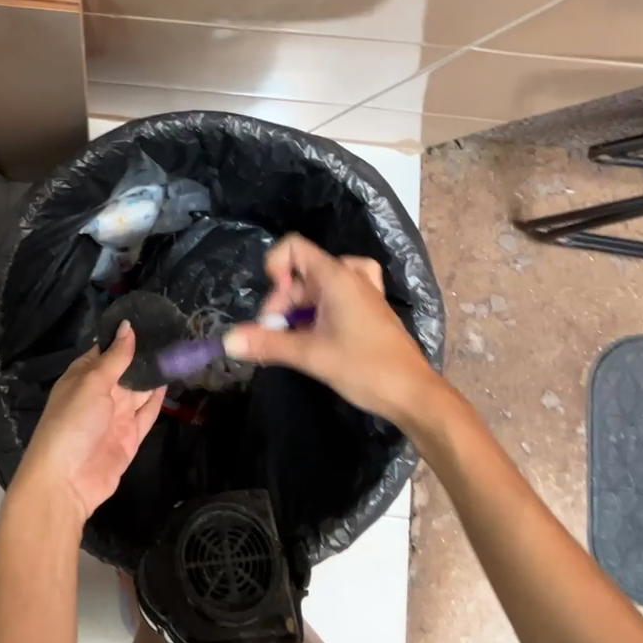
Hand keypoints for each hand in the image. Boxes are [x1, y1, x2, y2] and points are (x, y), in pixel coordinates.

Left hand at [12, 321, 166, 523]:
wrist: (67, 480)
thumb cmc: (72, 422)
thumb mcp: (91, 383)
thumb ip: (115, 357)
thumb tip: (128, 326)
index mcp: (82, 377)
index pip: (105, 350)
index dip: (124, 336)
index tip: (148, 318)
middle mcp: (99, 394)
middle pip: (126, 370)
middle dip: (144, 354)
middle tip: (172, 332)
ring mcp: (116, 416)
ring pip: (139, 390)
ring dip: (155, 374)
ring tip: (178, 350)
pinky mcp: (130, 437)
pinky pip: (147, 413)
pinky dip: (159, 399)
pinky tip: (172, 380)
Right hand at [226, 233, 440, 421]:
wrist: (415, 395)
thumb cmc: (365, 368)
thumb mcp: (310, 355)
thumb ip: (267, 344)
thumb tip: (228, 340)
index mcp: (336, 276)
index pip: (293, 247)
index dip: (275, 267)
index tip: (274, 305)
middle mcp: (349, 276)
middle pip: (299, 275)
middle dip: (282, 304)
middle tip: (278, 337)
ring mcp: (362, 292)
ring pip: (315, 287)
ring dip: (299, 310)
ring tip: (296, 339)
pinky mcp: (369, 310)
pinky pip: (335, 296)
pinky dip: (320, 310)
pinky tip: (319, 331)